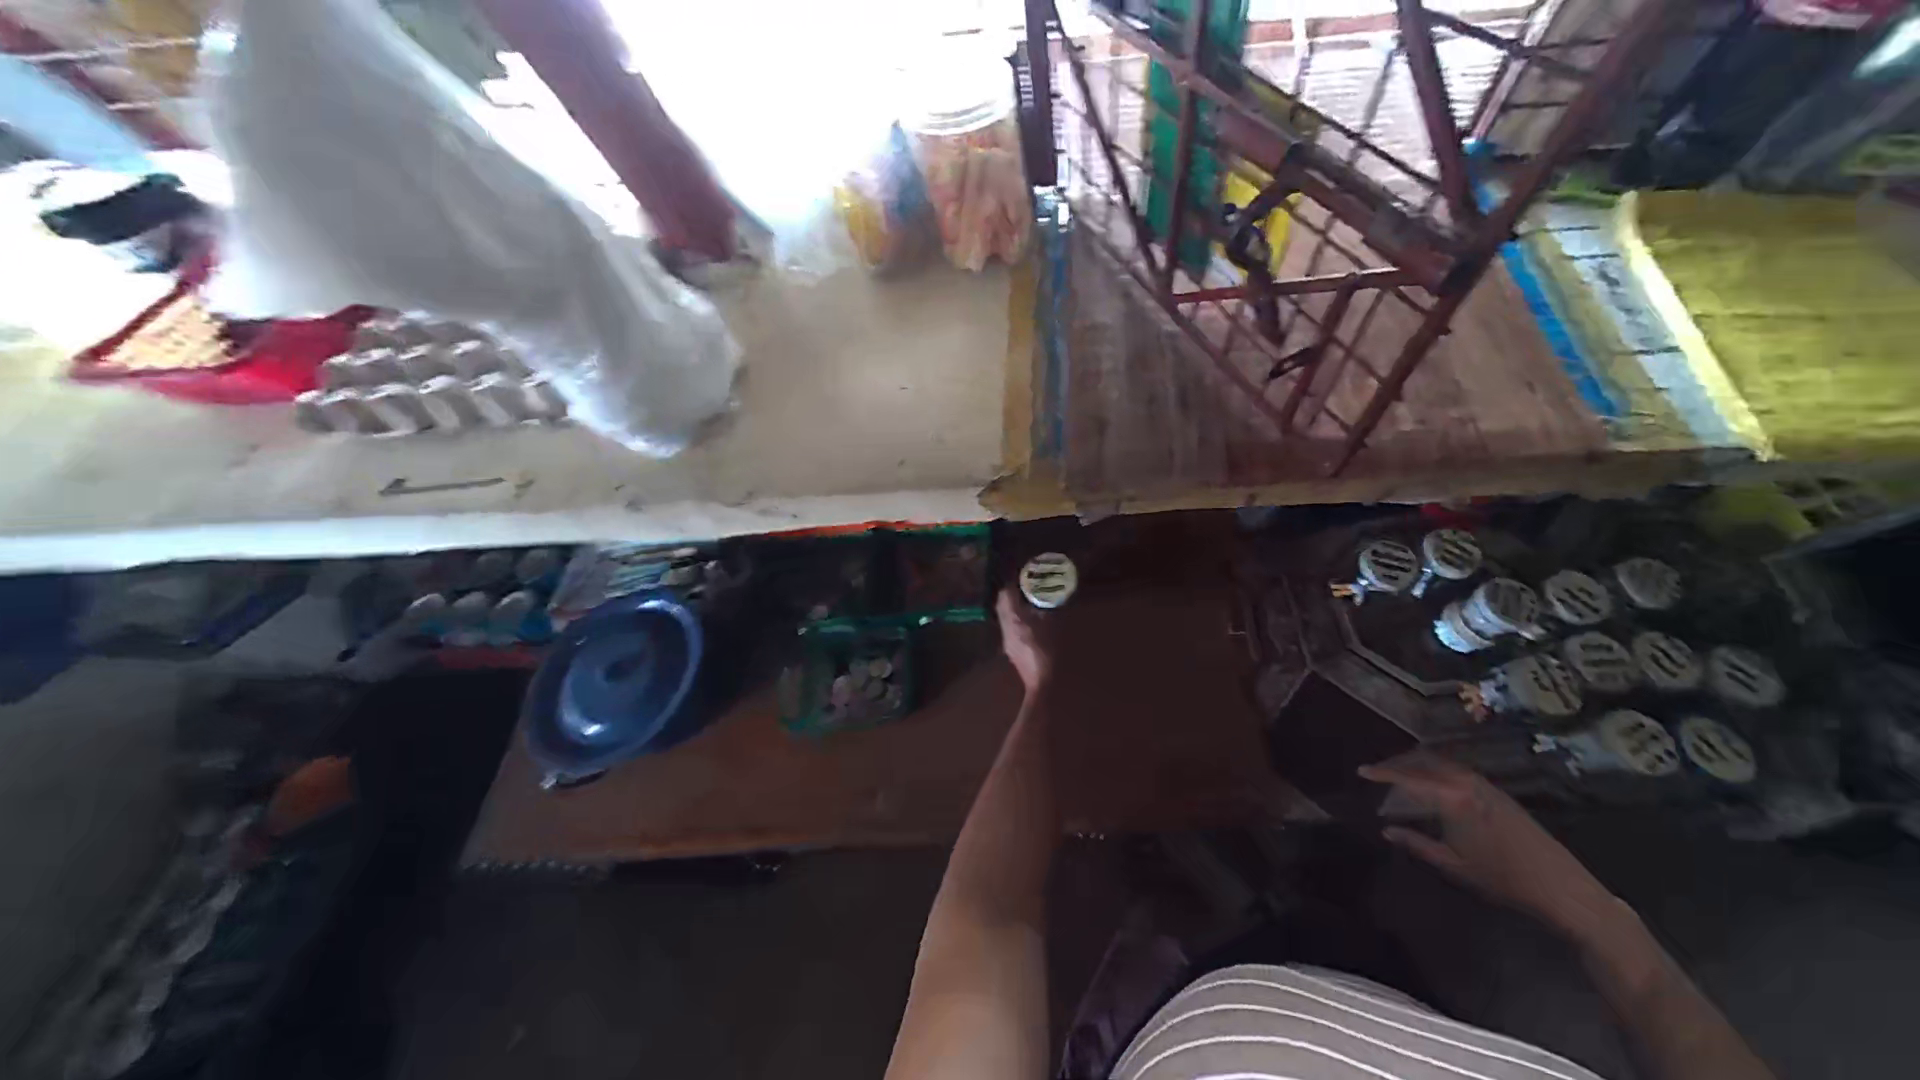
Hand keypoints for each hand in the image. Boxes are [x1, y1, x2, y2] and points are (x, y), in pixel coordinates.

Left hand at [995, 587, 1051, 692]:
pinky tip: (1027, 620)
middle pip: (1001, 603)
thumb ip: (1048, 608)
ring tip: (1028, 601)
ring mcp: (1006, 639)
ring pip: (1003, 615)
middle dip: (1011, 592)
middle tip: (1026, 587)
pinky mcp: (1009, 648)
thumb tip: (1048, 594)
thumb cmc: (1049, 652)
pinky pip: (1007, 625)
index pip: (1006, 594)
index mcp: (1015, 618)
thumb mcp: (1052, 625)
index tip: (1025, 577)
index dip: (1013, 583)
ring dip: (1012, 605)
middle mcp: (1006, 626)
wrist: (1042, 683)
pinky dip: (1014, 617)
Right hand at [1359, 753, 1627, 940]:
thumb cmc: (1502, 878)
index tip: (1361, 771)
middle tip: (1377, 772)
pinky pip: (1457, 770)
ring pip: (1442, 763)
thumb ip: (1415, 843)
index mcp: (1451, 798)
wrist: (1562, 888)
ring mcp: (1485, 785)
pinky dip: (1436, 770)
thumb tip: (1386, 829)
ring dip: (1417, 764)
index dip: (1381, 773)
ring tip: (1400, 775)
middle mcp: (1466, 783)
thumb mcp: (1452, 864)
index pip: (1407, 776)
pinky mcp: (1497, 792)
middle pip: (1424, 761)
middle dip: (1397, 763)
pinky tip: (1432, 783)